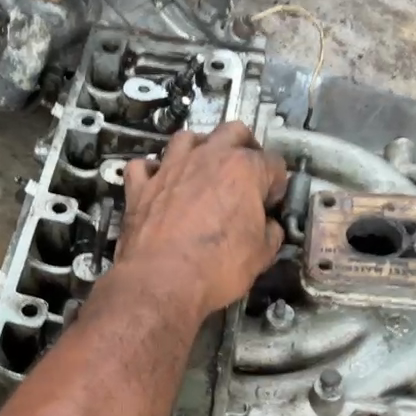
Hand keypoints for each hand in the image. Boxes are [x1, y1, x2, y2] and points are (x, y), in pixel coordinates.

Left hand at [116, 121, 286, 318]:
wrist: (161, 282)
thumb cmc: (215, 268)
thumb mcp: (261, 255)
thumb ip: (270, 232)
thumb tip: (268, 227)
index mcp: (243, 170)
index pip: (273, 164)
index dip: (275, 184)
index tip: (270, 202)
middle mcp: (206, 158)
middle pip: (232, 132)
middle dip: (244, 146)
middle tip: (245, 171)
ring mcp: (169, 169)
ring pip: (186, 138)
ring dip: (197, 148)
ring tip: (202, 168)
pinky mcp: (140, 187)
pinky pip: (142, 166)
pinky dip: (150, 170)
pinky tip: (157, 181)